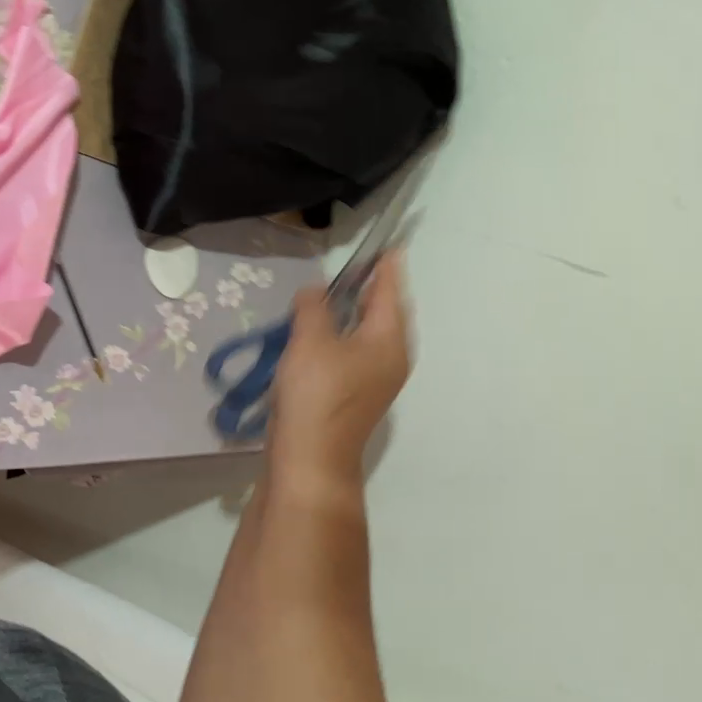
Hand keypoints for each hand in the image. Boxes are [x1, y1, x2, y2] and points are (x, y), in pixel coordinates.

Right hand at [268, 253, 411, 487]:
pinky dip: (345, 334)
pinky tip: (322, 335)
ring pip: (371, 335)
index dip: (388, 271)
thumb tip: (317, 289)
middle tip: (360, 269)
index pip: (390, 295)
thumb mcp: (309, 341)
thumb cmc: (315, 392)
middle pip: (387, 316)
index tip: (390, 248)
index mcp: (388, 341)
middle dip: (375, 292)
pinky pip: (356, 351)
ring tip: (339, 297)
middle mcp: (391, 357)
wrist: (312, 453)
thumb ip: (314, 309)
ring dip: (357, 314)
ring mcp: (376, 379)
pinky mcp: (355, 393)